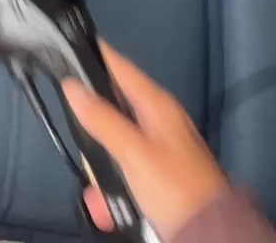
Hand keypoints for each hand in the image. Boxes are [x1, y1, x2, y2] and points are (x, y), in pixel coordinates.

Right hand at [63, 44, 229, 239]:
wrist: (214, 239)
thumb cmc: (174, 186)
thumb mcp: (134, 152)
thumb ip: (101, 118)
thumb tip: (71, 85)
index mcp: (155, 104)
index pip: (117, 65)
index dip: (91, 55)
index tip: (61, 51)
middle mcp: (155, 119)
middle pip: (109, 107)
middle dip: (91, 132)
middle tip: (83, 147)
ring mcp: (156, 147)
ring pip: (111, 143)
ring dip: (100, 168)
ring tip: (98, 193)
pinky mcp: (155, 174)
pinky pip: (122, 169)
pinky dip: (112, 186)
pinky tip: (107, 207)